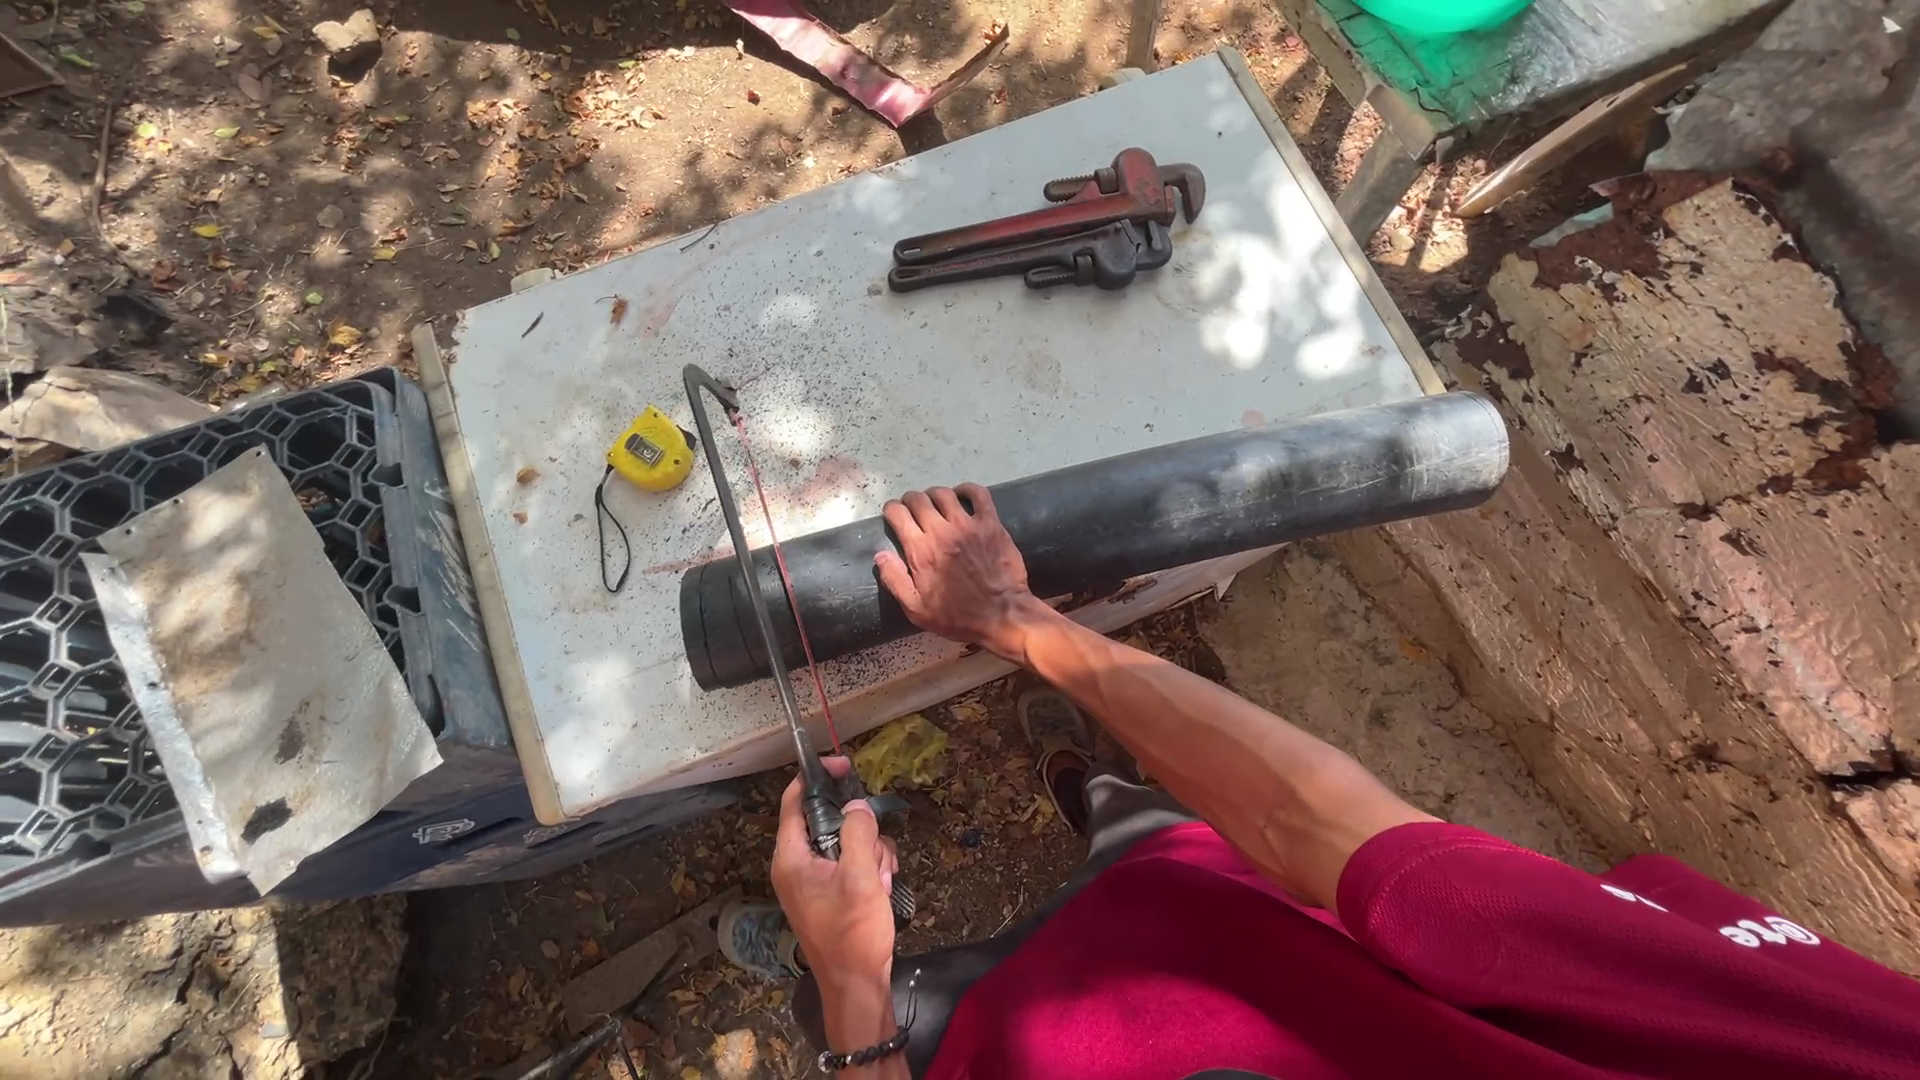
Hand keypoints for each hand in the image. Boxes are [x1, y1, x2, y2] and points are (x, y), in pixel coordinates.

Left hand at [770, 757, 898, 987]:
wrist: (858, 986)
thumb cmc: (853, 934)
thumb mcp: (860, 877)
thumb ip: (858, 833)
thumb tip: (856, 805)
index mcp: (791, 858)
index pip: (793, 800)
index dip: (816, 777)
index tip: (845, 765)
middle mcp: (798, 864)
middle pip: (829, 819)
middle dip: (860, 830)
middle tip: (875, 850)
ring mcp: (816, 879)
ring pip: (849, 839)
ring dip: (871, 852)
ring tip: (880, 880)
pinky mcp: (834, 890)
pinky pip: (855, 860)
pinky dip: (872, 868)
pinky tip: (881, 889)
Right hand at [875, 484, 1049, 661]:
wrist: (1001, 615)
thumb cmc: (957, 616)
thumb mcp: (916, 609)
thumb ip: (894, 580)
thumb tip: (880, 555)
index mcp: (920, 550)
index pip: (898, 514)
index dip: (892, 510)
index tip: (894, 516)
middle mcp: (941, 531)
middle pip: (919, 499)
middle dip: (910, 501)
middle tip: (914, 511)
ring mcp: (967, 524)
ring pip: (944, 493)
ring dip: (935, 495)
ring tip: (936, 505)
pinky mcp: (990, 523)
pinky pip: (978, 494)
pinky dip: (967, 489)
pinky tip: (962, 496)